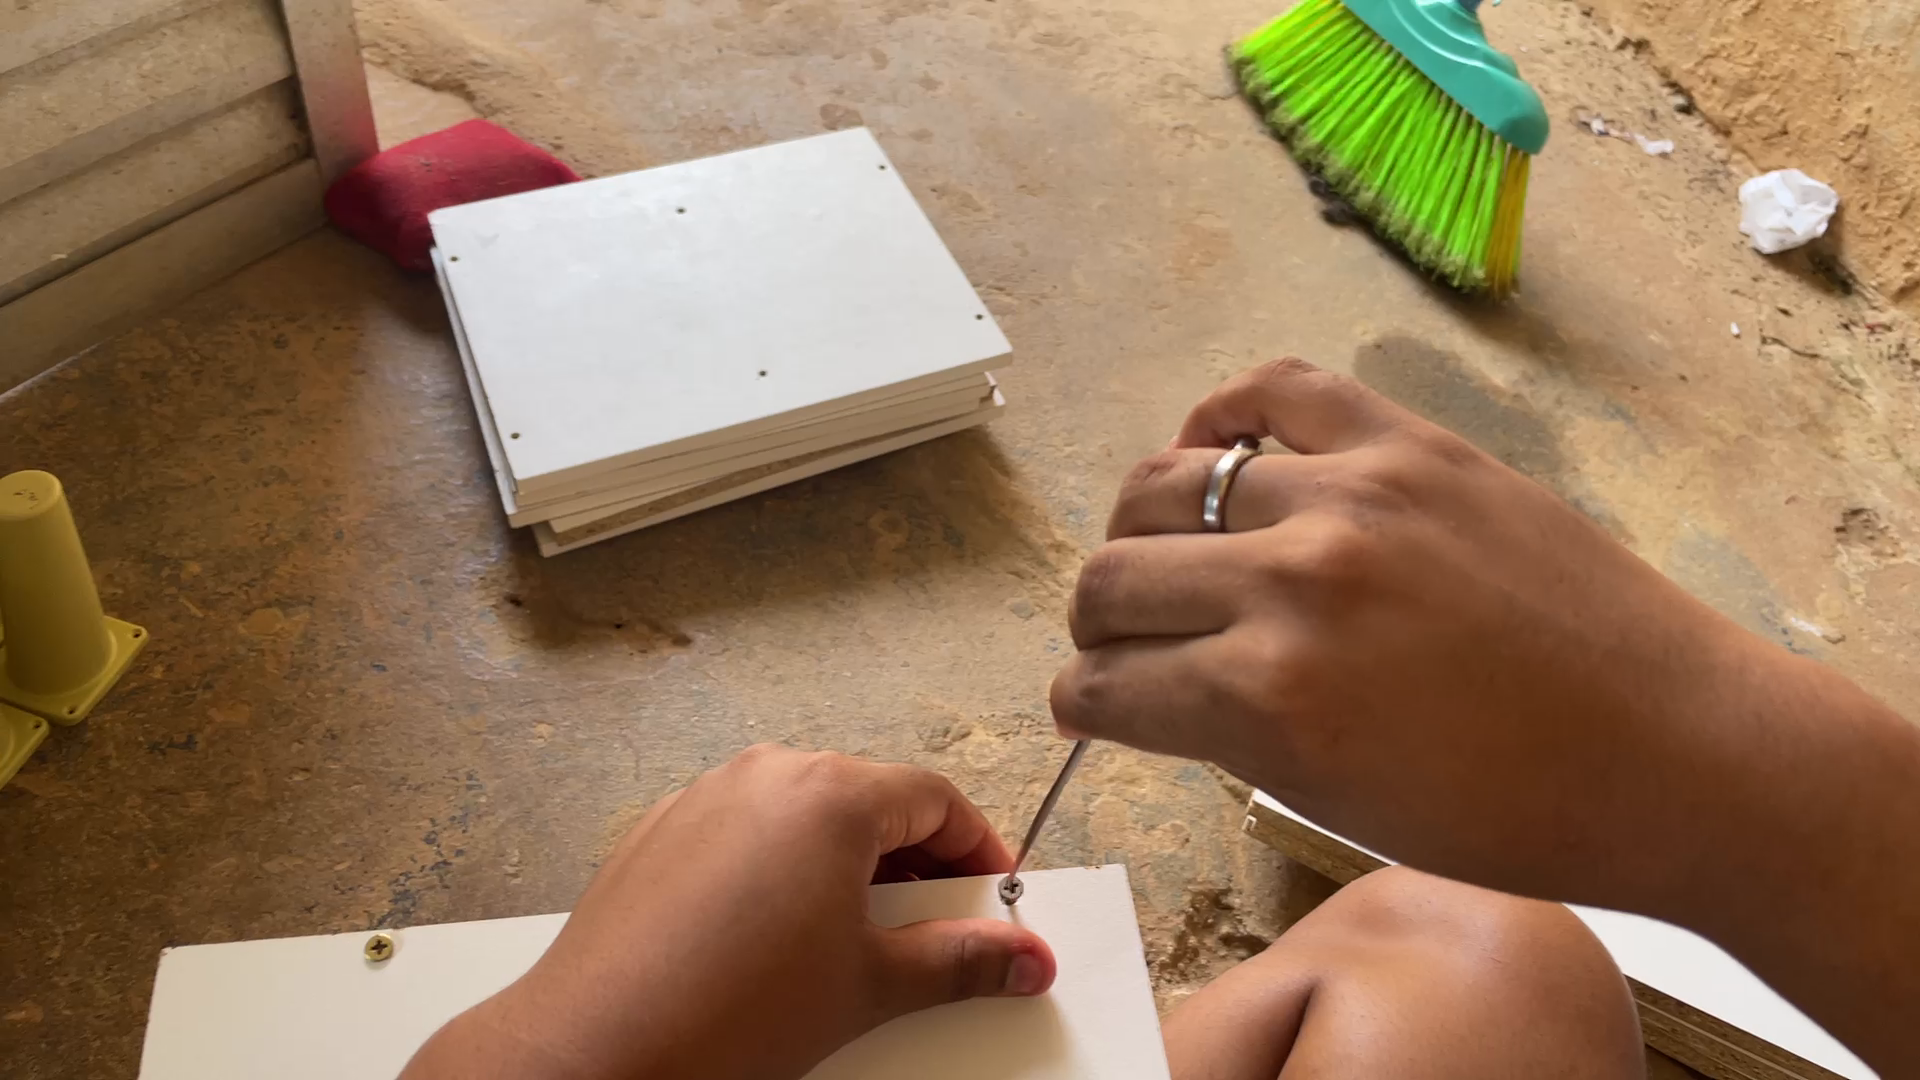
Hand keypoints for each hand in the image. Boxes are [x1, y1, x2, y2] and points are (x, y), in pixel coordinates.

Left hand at [401, 746, 1054, 1079]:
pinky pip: (756, 822)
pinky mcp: (672, 821)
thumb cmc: (733, 1013)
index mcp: (832, 792)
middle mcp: (773, 770)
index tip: (992, 890)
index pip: (934, 799)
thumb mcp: (868, 984)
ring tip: (854, 930)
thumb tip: (1024, 958)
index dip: (976, 845)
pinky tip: (778, 924)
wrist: (586, 1055)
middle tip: (931, 921)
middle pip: (874, 799)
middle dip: (915, 858)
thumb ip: (961, 960)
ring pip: (814, 809)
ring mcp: (716, 790)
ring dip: (852, 858)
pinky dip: (789, 859)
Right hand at [1050, 358, 1805, 910]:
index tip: (1077, 703)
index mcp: (1265, 700)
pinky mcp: (1407, 442)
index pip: (1106, 687)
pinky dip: (1216, 416)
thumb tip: (1123, 680)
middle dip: (1091, 624)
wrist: (1681, 751)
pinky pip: (1271, 388)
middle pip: (1110, 579)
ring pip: (1159, 483)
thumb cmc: (1493, 809)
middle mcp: (1289, 584)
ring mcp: (1349, 495)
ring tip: (1157, 554)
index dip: (1076, 701)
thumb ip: (1202, 723)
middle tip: (1113, 639)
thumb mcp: (1315, 794)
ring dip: (1131, 534)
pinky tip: (1208, 447)